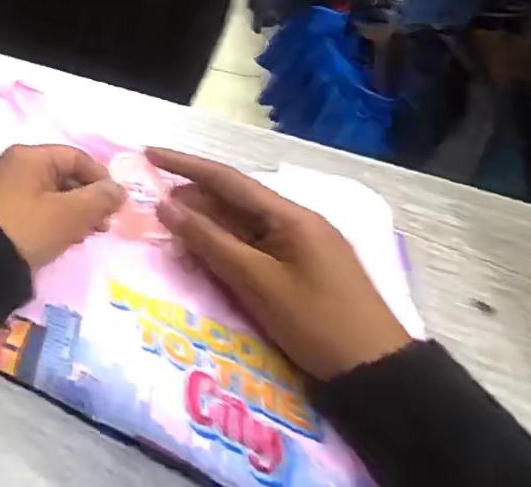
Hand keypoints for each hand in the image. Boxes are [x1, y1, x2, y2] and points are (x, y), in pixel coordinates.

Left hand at [0, 144, 125, 268]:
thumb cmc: (30, 228)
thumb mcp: (70, 214)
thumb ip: (99, 199)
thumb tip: (119, 190)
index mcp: (28, 156)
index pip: (75, 157)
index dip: (99, 177)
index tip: (116, 201)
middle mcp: (15, 165)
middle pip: (63, 174)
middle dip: (88, 197)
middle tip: (105, 222)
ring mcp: (7, 187)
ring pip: (52, 192)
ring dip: (75, 210)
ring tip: (89, 233)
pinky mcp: (3, 210)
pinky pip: (38, 206)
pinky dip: (57, 218)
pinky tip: (69, 237)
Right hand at [147, 148, 410, 378]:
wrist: (380, 377)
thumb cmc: (318, 325)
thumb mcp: (258, 283)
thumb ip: (210, 242)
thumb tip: (166, 206)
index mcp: (289, 215)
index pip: (227, 179)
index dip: (185, 164)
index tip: (150, 153)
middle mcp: (294, 220)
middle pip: (232, 200)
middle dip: (192, 200)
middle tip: (152, 206)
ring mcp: (299, 244)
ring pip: (241, 224)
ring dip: (206, 225)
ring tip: (172, 231)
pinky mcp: (300, 268)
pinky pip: (253, 246)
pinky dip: (226, 247)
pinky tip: (205, 254)